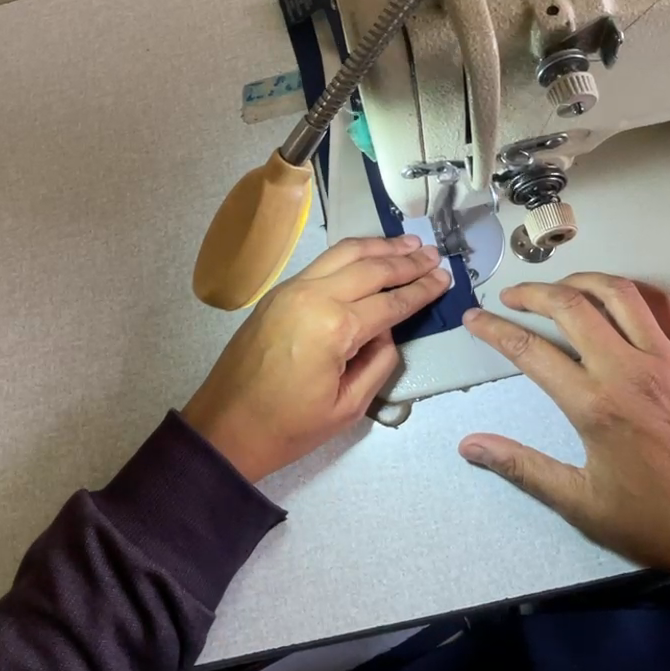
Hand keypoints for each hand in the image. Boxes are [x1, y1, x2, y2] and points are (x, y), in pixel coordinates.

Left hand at [184, 235, 451, 482]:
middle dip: (406, 261)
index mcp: (335, 327)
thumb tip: (385, 332)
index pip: (391, 302)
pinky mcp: (279, 292)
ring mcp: (292, 289)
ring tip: (408, 242)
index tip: (444, 277)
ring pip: (344, 254)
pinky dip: (351, 253)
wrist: (225, 426)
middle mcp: (314, 296)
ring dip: (379, 246)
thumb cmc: (288, 427)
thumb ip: (378, 363)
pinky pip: (323, 262)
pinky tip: (368, 254)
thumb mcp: (348, 407)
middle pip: (371, 268)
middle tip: (433, 254)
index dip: (421, 289)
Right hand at [459, 275, 669, 614]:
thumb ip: (522, 467)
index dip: (494, 330)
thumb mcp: (582, 504)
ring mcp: (669, 360)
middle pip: (570, 307)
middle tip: (512, 295)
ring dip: (581, 280)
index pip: (529, 351)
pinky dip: (637, 291)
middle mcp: (628, 371)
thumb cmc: (658, 521)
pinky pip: (667, 307)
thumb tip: (468, 446)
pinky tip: (620, 296)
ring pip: (619, 294)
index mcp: (594, 406)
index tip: (474, 318)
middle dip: (532, 292)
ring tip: (561, 288)